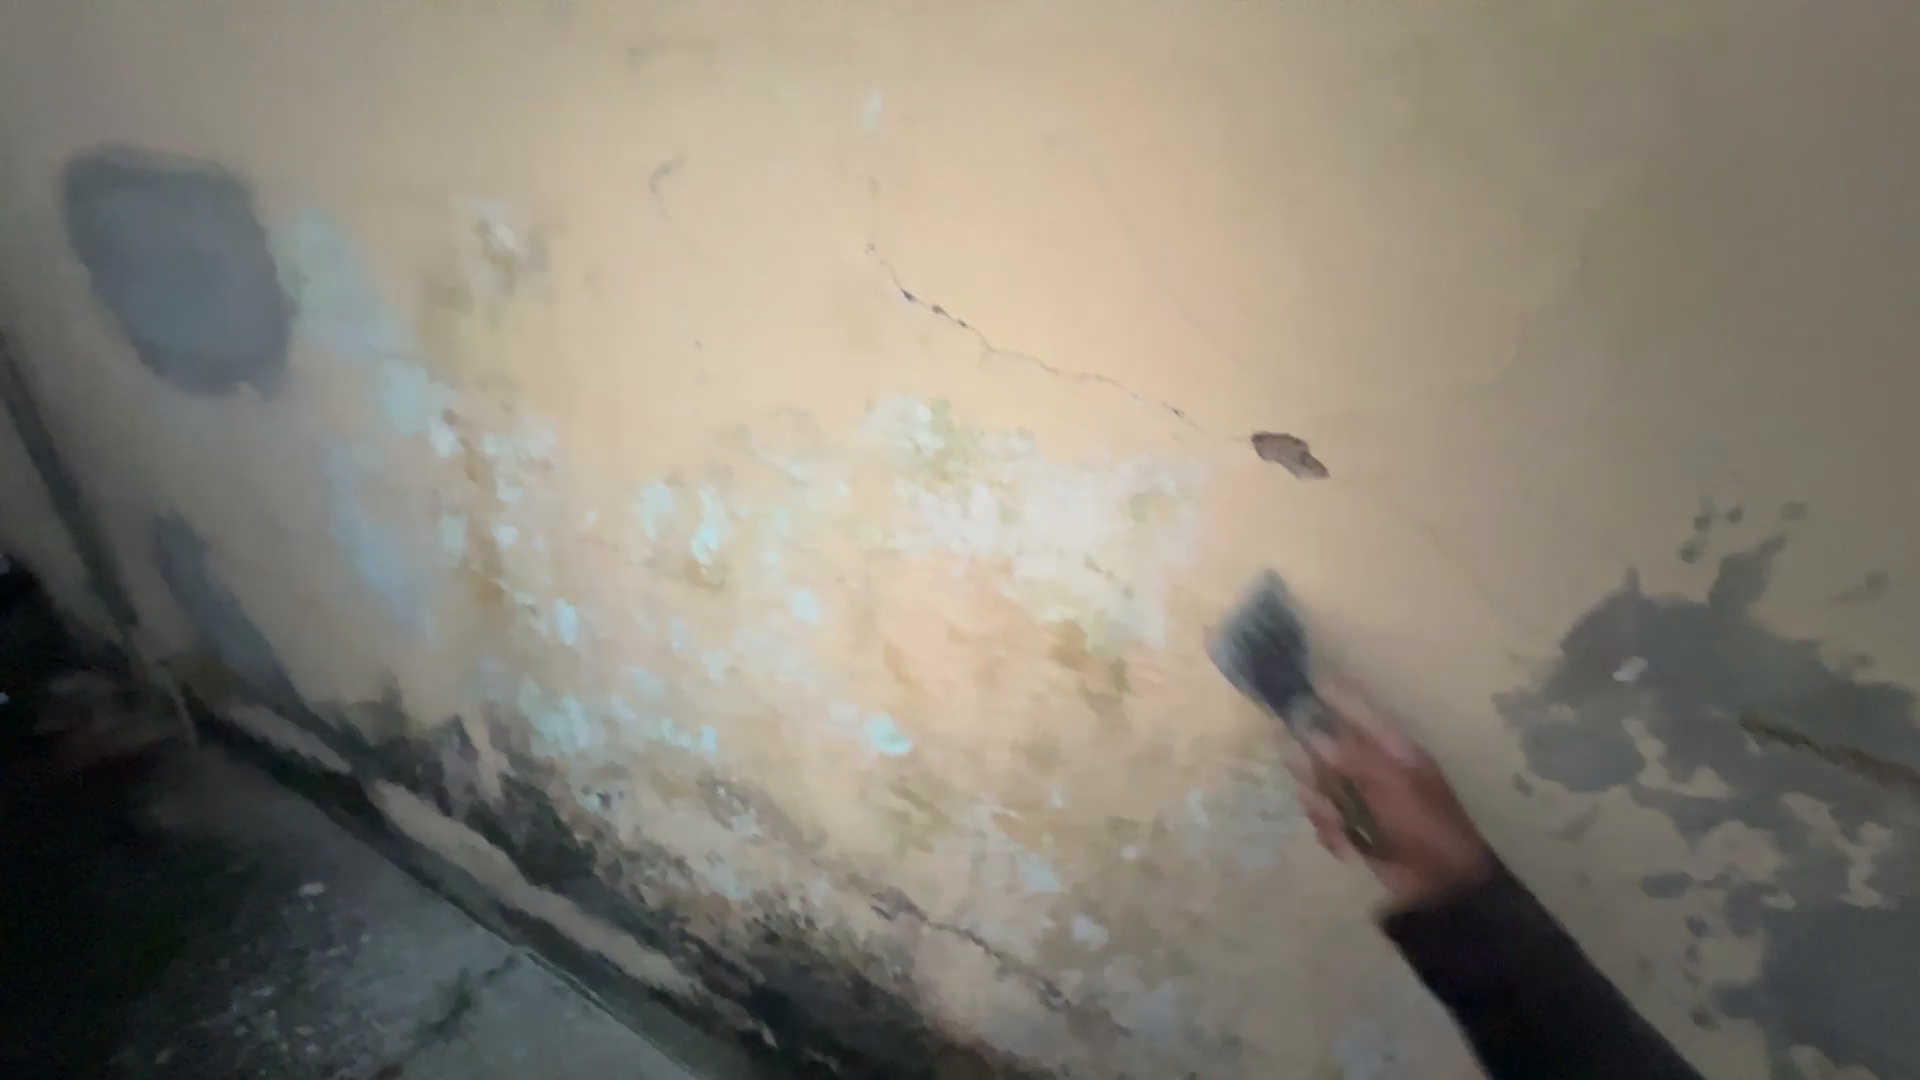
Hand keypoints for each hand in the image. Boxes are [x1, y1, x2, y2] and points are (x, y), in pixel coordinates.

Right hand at [1288, 685, 1493, 912]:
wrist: (1446, 888)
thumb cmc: (1426, 828)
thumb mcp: (1392, 787)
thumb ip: (1351, 756)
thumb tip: (1309, 730)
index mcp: (1388, 748)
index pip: (1349, 711)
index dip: (1322, 701)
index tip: (1293, 697)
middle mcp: (1370, 766)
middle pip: (1321, 750)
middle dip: (1314, 771)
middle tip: (1318, 787)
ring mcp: (1360, 796)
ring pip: (1317, 785)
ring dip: (1321, 807)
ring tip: (1338, 827)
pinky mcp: (1352, 825)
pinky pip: (1323, 816)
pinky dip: (1329, 831)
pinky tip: (1345, 847)